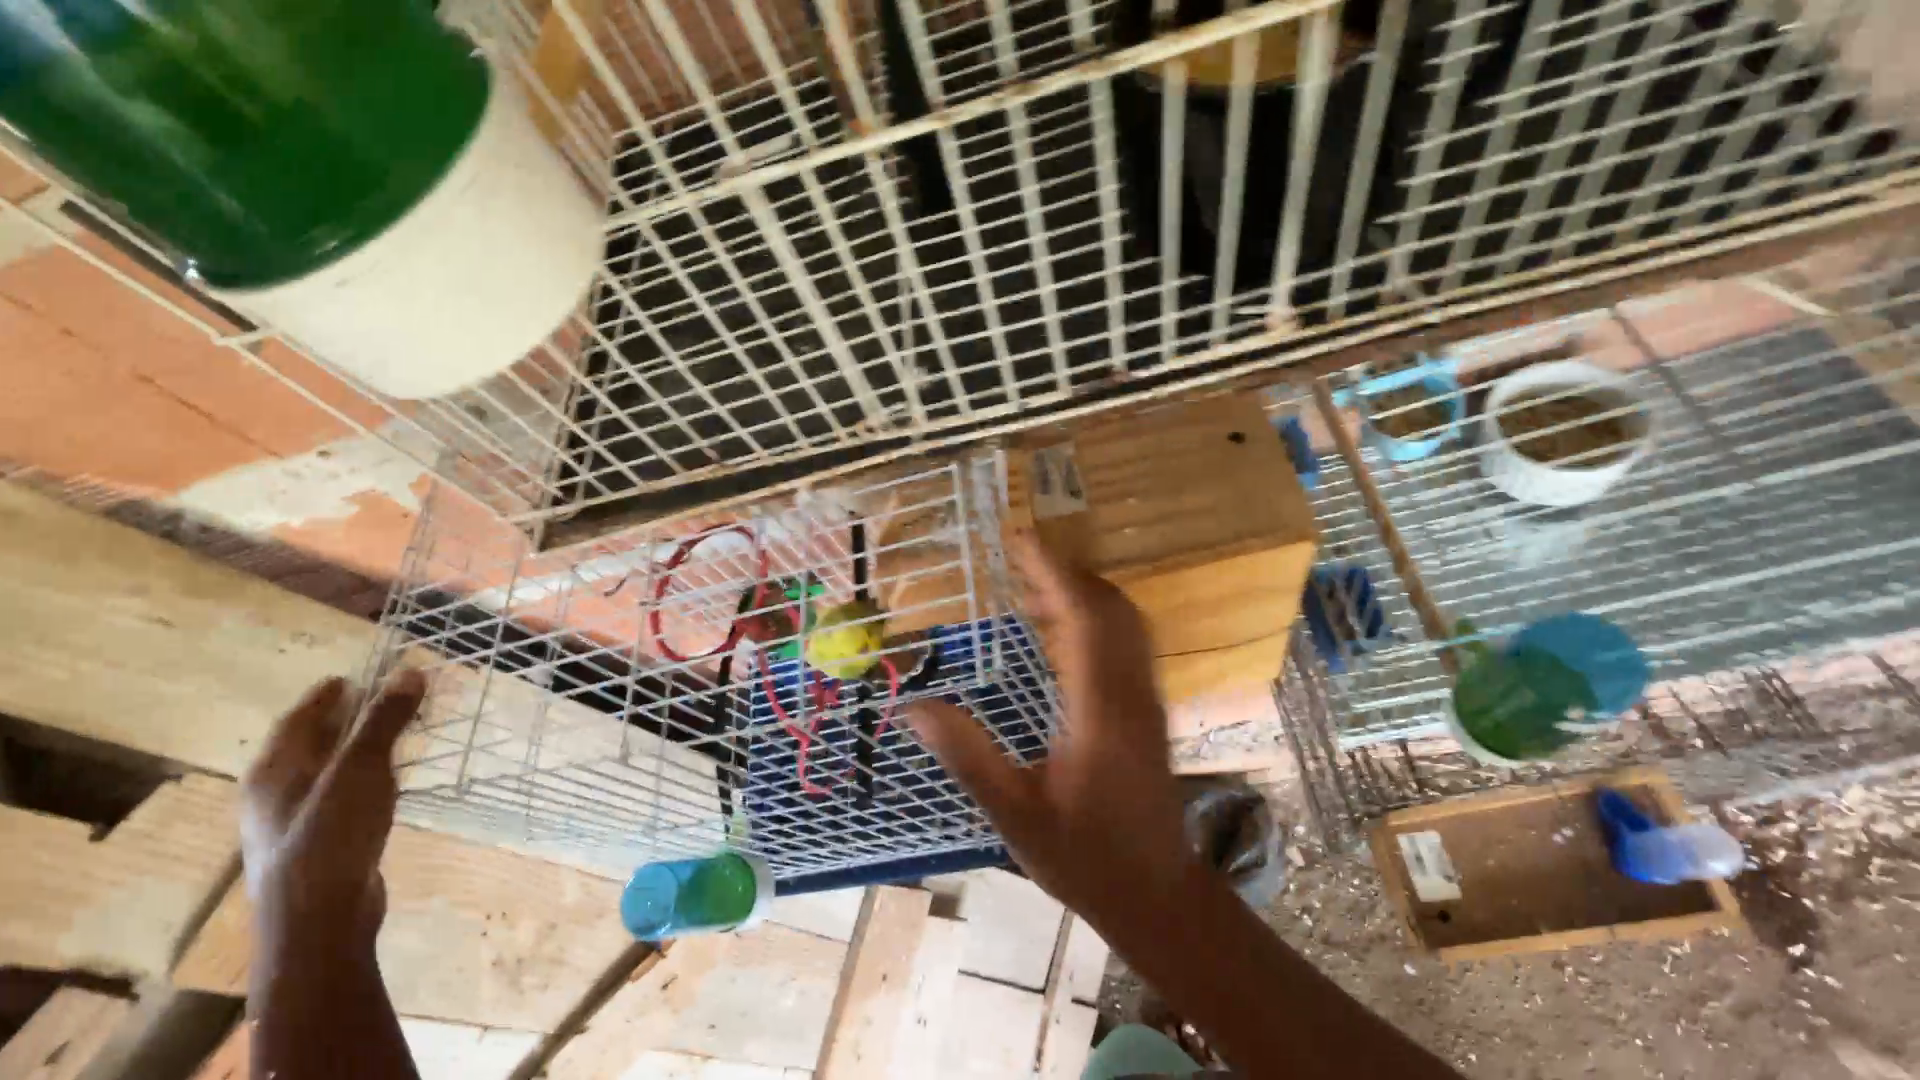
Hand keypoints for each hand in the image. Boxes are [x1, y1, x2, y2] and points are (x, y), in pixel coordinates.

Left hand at [239, 671, 425, 948]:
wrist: (319, 924)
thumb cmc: (331, 838)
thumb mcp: (361, 770)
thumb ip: (384, 722)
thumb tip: (408, 673)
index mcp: (272, 771)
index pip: (298, 718)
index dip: (326, 695)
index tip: (353, 677)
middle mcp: (273, 795)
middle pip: (308, 745)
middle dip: (342, 721)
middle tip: (379, 700)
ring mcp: (293, 825)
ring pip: (324, 773)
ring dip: (354, 751)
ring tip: (389, 736)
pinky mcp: (317, 847)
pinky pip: (338, 798)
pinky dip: (360, 779)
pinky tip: (383, 785)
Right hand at [905, 532, 1193, 929]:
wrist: (1155, 893)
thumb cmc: (1083, 857)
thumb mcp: (1014, 813)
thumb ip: (967, 755)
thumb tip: (913, 706)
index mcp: (1098, 711)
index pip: (1082, 619)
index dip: (1052, 572)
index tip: (1020, 539)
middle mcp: (1130, 694)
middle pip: (1111, 609)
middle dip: (1067, 573)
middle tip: (1020, 555)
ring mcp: (1147, 702)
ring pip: (1126, 624)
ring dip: (1083, 594)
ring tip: (1032, 585)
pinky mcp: (1149, 713)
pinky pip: (1126, 646)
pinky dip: (1095, 621)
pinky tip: (1059, 635)